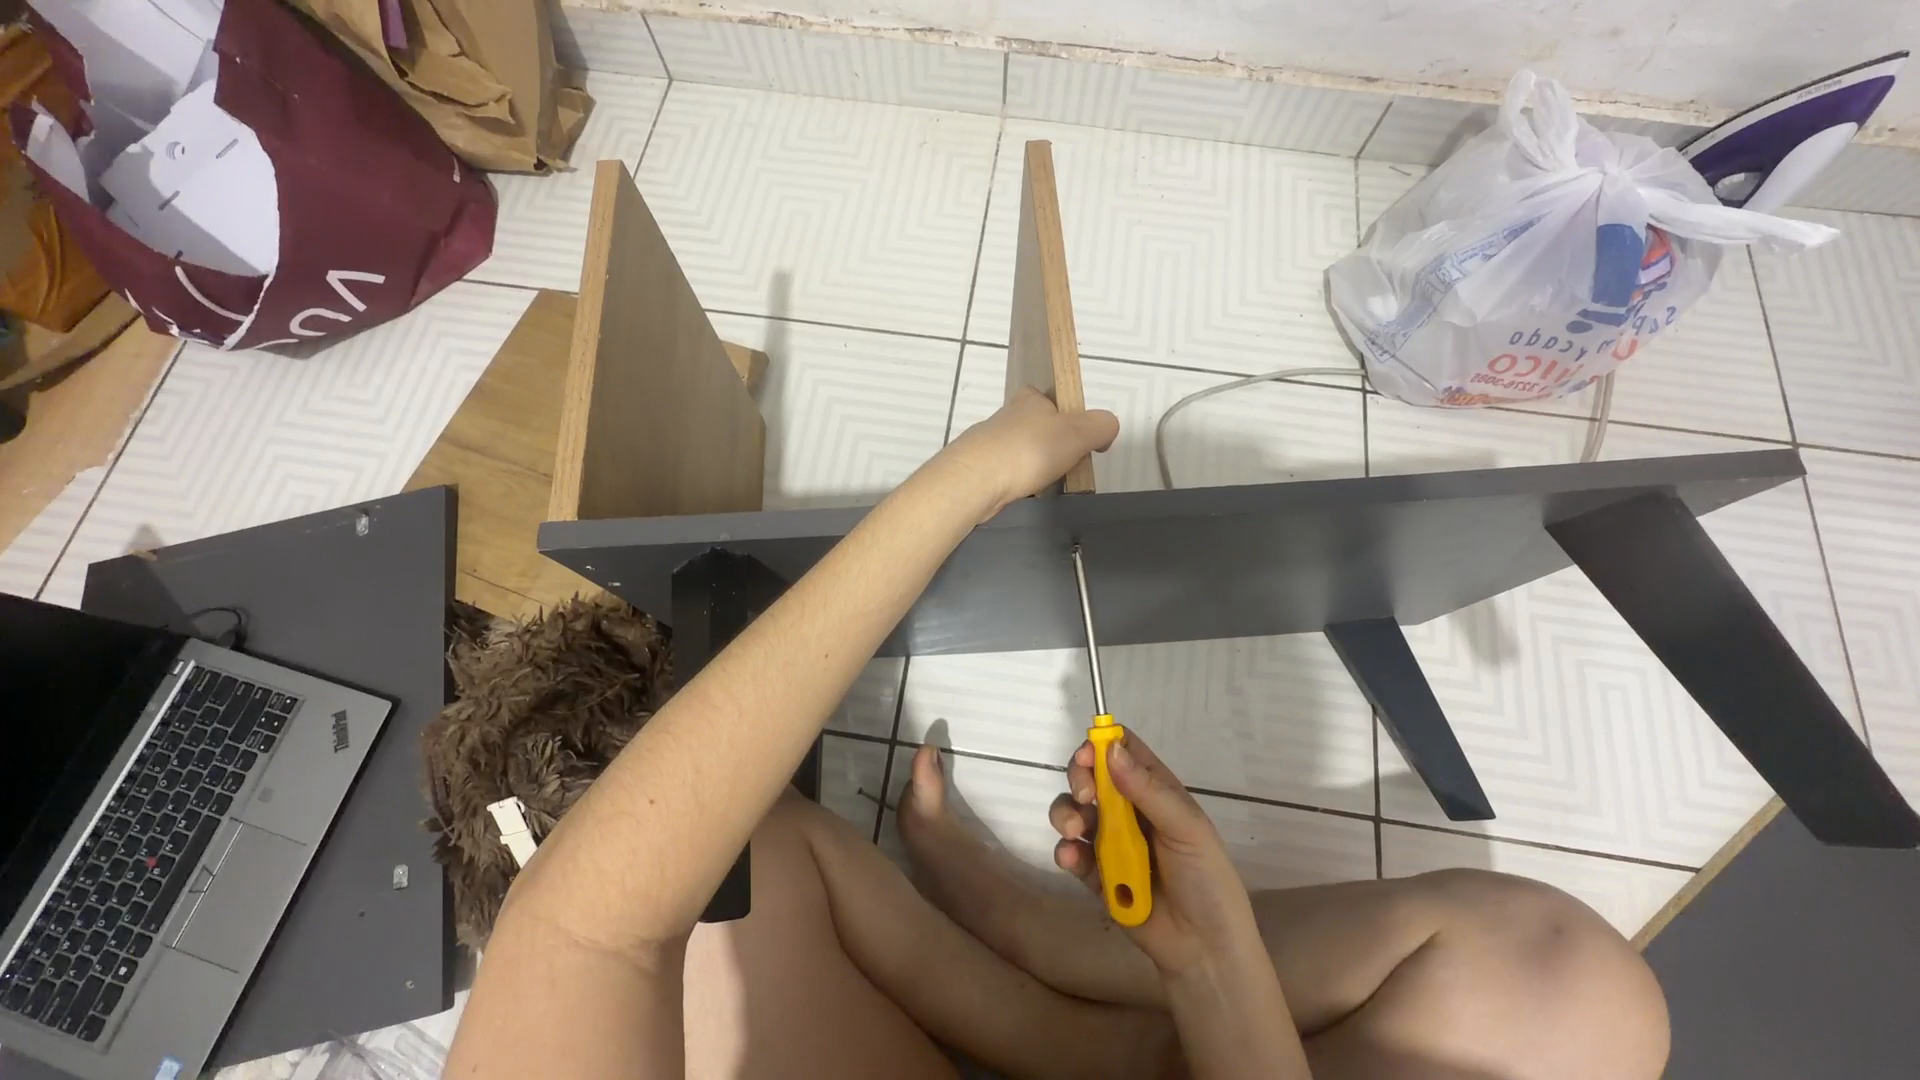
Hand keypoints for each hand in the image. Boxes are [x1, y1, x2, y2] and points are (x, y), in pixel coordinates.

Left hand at [932, 388, 1118, 519]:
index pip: (1048, 398)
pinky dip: (1017, 483)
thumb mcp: (1078, 432)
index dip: (1065, 415)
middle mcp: (1006, 417)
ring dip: (1033, 466)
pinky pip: (1006, 474)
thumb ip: (1100, 426)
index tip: (1076, 438)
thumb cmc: (1030, 450)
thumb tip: (1108, 428)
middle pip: (1035, 428)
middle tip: (1067, 465)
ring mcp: (988, 443)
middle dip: (1050, 446)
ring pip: (1020, 452)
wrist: (975, 480)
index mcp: (1029, 400)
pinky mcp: (978, 469)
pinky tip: (1024, 494)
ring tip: (1048, 483)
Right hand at [1051, 733, 1265, 977]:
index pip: (1122, 751)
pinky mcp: (1095, 875)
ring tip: (1074, 832)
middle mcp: (1129, 810)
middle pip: (1090, 776)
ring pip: (1073, 811)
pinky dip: (1065, 852)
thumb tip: (1109, 748)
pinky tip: (1072, 860)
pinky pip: (1071, 853)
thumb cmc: (1205, 879)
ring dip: (1066, 814)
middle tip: (1085, 796)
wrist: (1204, 949)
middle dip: (1079, 778)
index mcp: (1155, 791)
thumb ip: (1148, 790)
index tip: (1087, 755)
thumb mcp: (1186, 828)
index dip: (1101, 744)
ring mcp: (1110, 842)